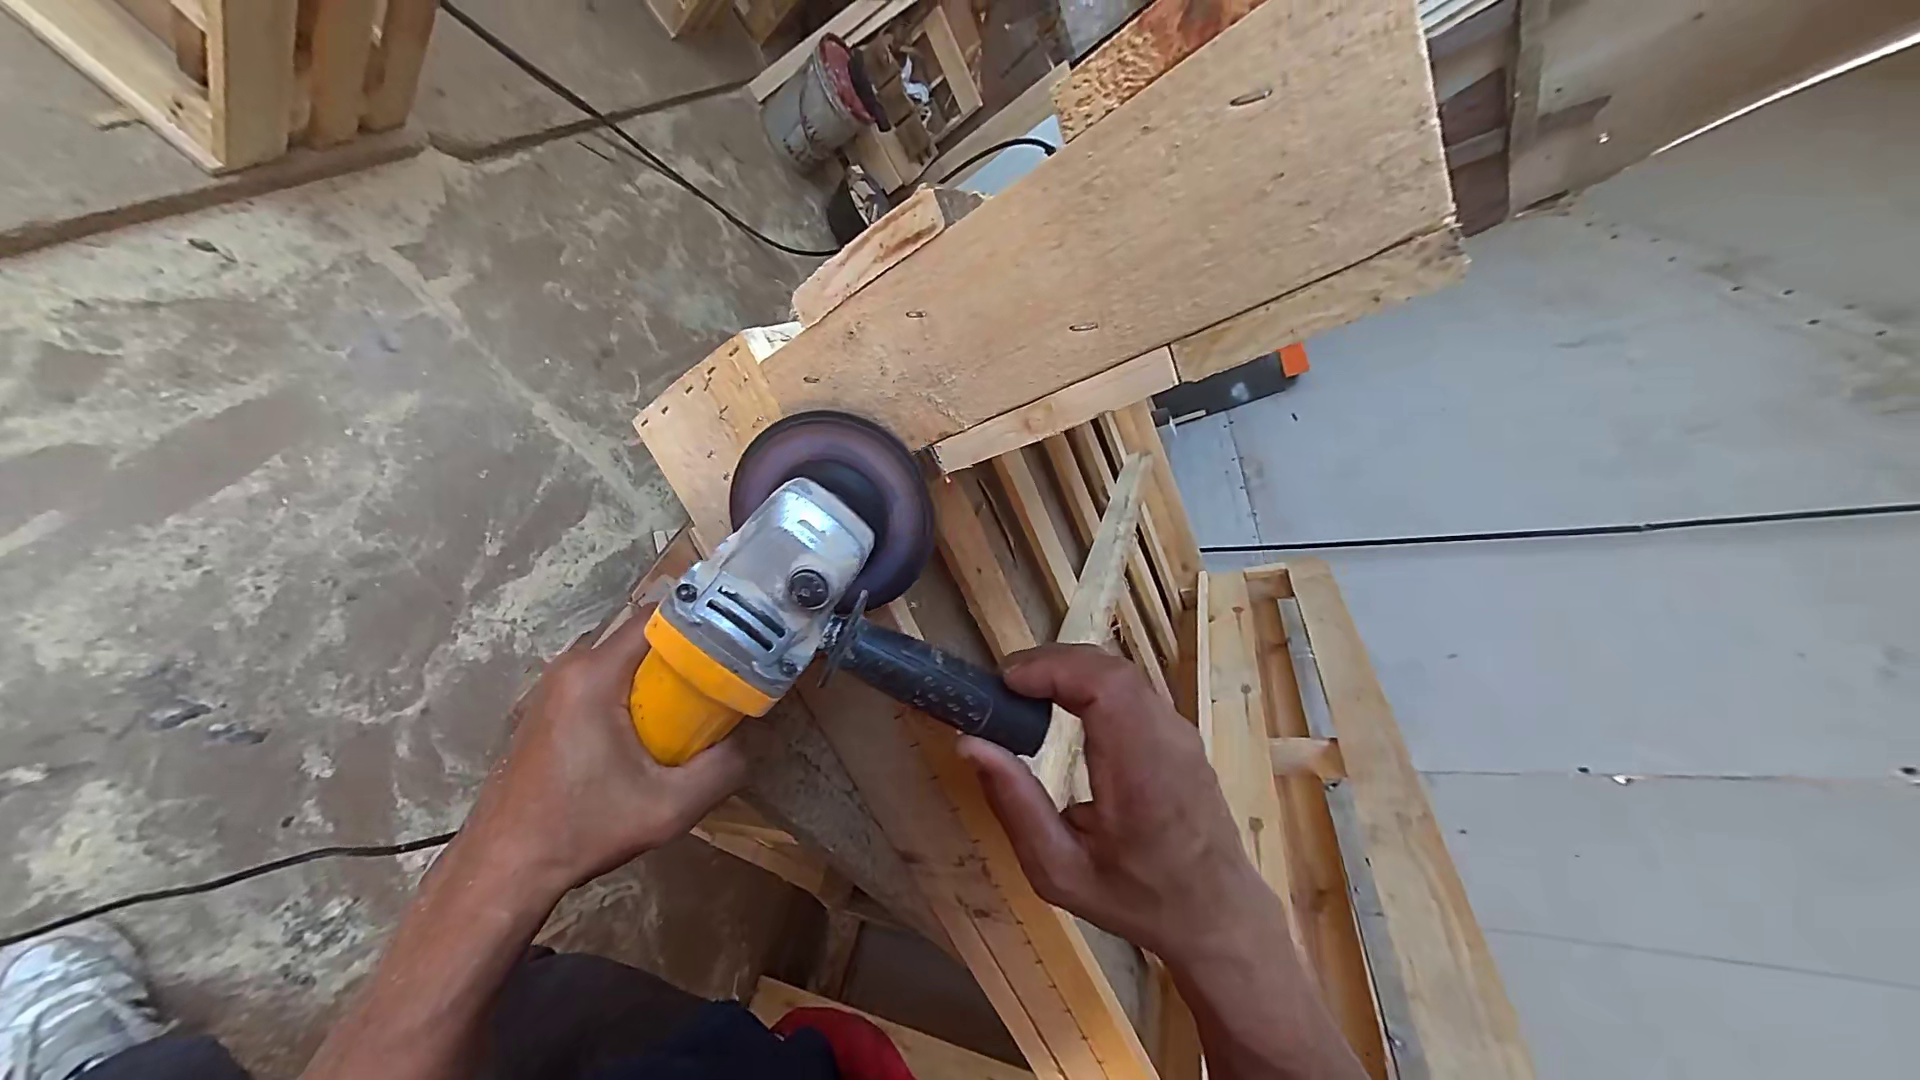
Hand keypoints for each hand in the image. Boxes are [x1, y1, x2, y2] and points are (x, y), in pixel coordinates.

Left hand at [460, 605, 749, 894]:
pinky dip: (640, 685)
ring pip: (627, 655)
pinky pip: (608, 675)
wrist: (504, 870)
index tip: (739, 641)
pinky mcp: (553, 705)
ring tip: (701, 698)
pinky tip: (658, 722)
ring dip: (665, 670)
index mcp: (594, 675)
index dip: (705, 621)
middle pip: (646, 634)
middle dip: (690, 649)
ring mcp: (556, 685)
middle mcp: (571, 667)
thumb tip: (754, 735)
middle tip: (728, 675)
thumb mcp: (670, 807)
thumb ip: (725, 767)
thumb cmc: (583, 830)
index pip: (660, 617)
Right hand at [955, 644, 1274, 964]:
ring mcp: (1180, 729)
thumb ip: (1015, 804)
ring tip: (1025, 689)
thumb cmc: (1135, 898)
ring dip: (1068, 667)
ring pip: (1120, 670)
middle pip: (1108, 668)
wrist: (1218, 913)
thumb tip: (970, 744)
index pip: (1104, 687)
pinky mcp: (1179, 729)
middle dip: (1050, 662)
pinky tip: (1062, 699)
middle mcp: (1167, 738)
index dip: (1051, 669)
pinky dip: (1089, 679)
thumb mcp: (1059, 870)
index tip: (1005, 682)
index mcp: (1140, 772)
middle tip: (1004, 684)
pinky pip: (1130, 686)